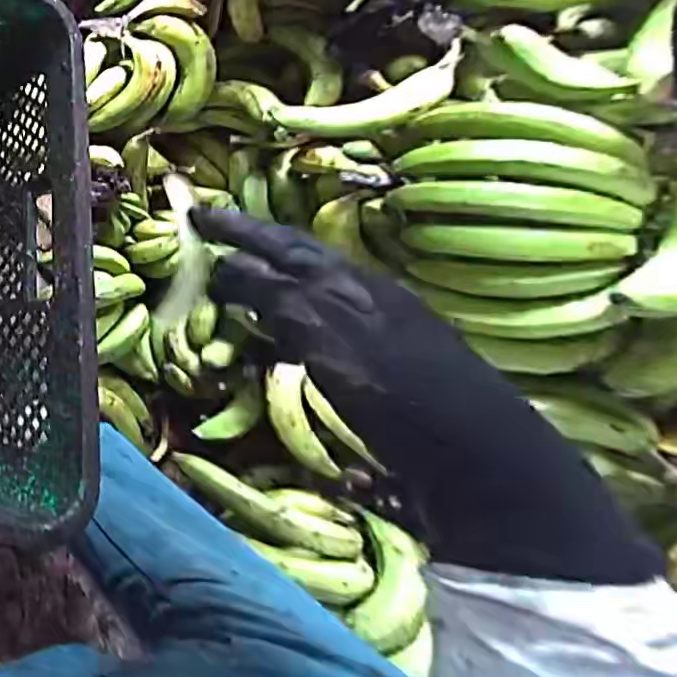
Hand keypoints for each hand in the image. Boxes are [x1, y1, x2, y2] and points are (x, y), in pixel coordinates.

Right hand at [192, 206, 660, 584]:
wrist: (483, 462)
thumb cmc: (394, 388)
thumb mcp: (322, 331)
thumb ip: (273, 293)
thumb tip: (225, 267)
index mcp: (344, 278)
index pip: (276, 240)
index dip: (233, 227)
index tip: (192, 214)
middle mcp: (360, 290)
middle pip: (295, 253)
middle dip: (251, 238)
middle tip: (210, 229)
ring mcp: (375, 322)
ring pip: (307, 281)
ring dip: (268, 269)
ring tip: (235, 269)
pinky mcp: (381, 358)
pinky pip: (317, 313)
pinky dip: (285, 306)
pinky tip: (278, 322)